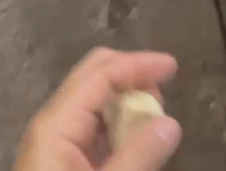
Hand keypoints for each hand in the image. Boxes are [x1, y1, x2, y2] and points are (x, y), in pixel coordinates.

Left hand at [15, 48, 182, 170]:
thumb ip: (138, 158)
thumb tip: (170, 123)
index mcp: (56, 125)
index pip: (101, 73)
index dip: (138, 64)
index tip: (173, 68)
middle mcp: (52, 124)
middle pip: (94, 77)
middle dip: (131, 78)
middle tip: (162, 98)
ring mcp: (54, 143)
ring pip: (94, 102)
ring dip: (126, 103)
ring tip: (153, 127)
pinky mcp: (60, 163)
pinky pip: (92, 129)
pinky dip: (117, 127)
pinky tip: (134, 147)